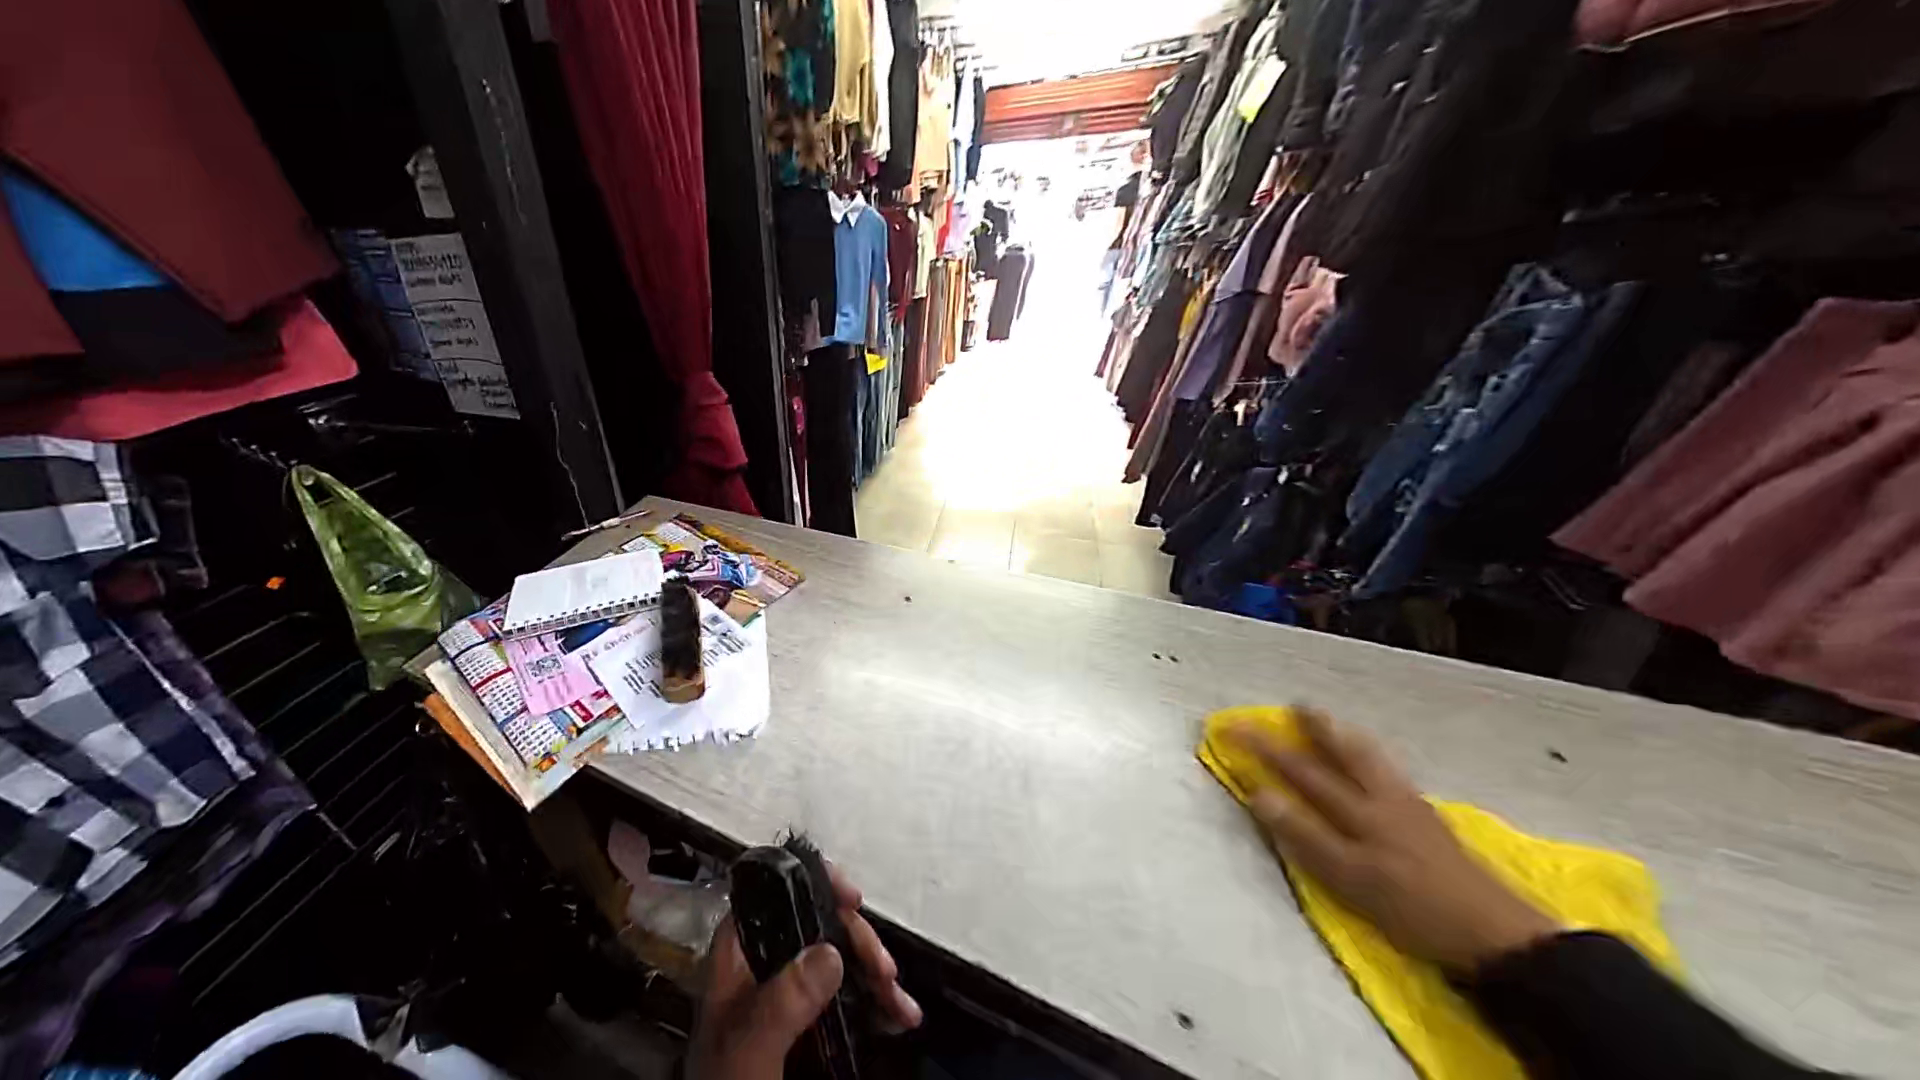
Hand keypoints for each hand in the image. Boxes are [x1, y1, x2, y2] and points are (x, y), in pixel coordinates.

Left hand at [688, 863, 922, 1079]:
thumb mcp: (748, 1050)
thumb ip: (781, 1003)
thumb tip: (831, 952)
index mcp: (739, 961)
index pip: (771, 896)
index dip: (812, 883)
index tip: (853, 899)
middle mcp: (765, 970)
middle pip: (818, 926)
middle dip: (859, 941)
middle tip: (886, 971)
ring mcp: (790, 998)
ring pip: (841, 960)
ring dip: (877, 972)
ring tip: (901, 1005)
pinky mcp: (812, 1026)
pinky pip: (852, 997)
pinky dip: (879, 1001)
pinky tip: (900, 1016)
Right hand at [1233, 707, 1558, 973]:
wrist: (1499, 934)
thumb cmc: (1415, 908)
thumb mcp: (1350, 877)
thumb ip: (1304, 834)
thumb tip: (1259, 792)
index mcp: (1359, 809)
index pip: (1301, 770)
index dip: (1264, 748)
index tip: (1233, 727)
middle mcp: (1382, 797)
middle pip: (1342, 752)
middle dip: (1313, 727)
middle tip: (1295, 704)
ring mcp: (1410, 805)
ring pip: (1372, 758)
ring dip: (1346, 736)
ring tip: (1331, 722)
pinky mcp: (1429, 819)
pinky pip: (1390, 771)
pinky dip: (1372, 755)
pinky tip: (1374, 763)